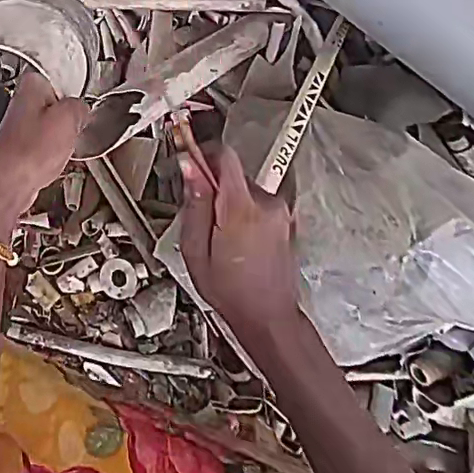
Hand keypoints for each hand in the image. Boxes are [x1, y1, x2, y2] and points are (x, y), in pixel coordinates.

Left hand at [0, 70, 87, 237]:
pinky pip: (46, 145)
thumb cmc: (28, 152)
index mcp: (31, 85)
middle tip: (70, 130)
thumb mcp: (68, 120)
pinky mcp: (22, 146)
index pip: (61, 78)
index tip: (81, 106)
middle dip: (69, 119)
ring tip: (58, 148)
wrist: (8, 185)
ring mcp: (21, 125)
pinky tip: (50, 160)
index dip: (76, 94)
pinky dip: (52, 153)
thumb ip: (80, 106)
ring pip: (54, 127)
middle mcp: (22, 102)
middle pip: (59, 105)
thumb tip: (83, 109)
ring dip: (61, 138)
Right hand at [178, 145, 301, 342]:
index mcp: (241, 208)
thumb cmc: (230, 291)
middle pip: (232, 173)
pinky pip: (255, 203)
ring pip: (242, 188)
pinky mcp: (284, 221)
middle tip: (199, 216)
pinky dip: (241, 212)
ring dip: (227, 202)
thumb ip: (194, 203)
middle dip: (212, 187)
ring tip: (217, 234)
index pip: (224, 156)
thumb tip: (190, 167)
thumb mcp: (195, 248)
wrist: (268, 318)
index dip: (203, 154)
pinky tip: (234, 240)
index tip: (189, 160)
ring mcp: (279, 213)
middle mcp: (266, 204)